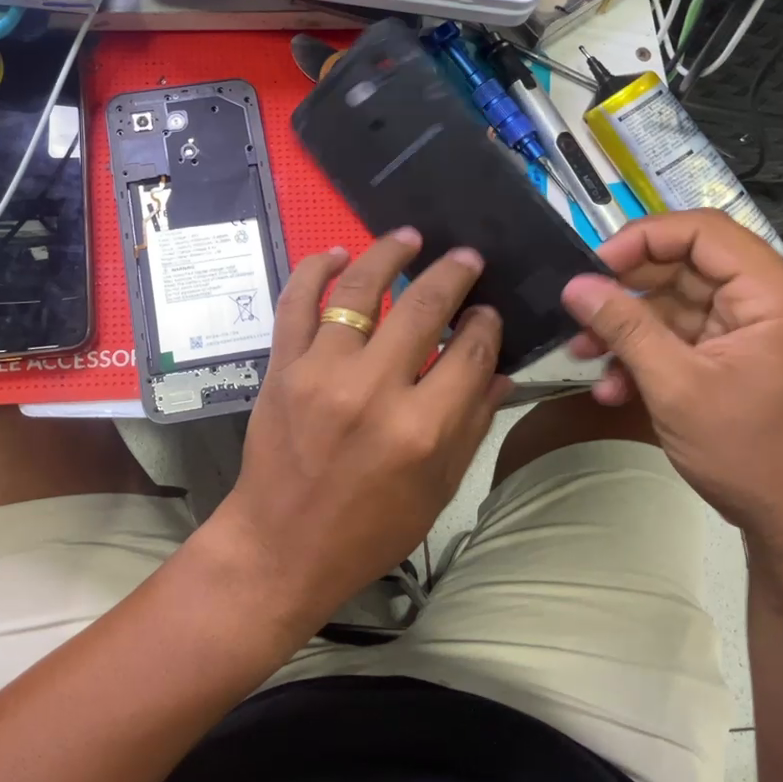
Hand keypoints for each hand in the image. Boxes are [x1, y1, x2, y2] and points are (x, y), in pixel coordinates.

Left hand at [207, 229, 509, 620]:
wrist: (282, 545)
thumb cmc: (368, 529)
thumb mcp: (436, 490)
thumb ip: (471, 425)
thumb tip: (500, 372)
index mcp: (422, 429)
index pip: (469, 351)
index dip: (486, 324)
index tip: (488, 311)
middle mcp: (373, 390)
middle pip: (423, 308)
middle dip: (452, 274)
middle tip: (465, 257)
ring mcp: (321, 373)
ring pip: (358, 291)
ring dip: (387, 254)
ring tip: (408, 236)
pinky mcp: (282, 367)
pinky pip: (295, 304)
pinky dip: (314, 271)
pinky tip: (337, 253)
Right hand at [559, 210, 782, 552]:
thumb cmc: (755, 454)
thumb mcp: (677, 386)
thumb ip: (624, 327)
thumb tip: (575, 284)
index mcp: (775, 295)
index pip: (702, 232)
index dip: (641, 239)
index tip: (591, 267)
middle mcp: (772, 305)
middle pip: (686, 270)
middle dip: (625, 294)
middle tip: (576, 316)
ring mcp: (759, 338)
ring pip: (679, 310)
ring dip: (629, 333)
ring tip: (583, 359)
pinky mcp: (746, 367)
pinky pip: (688, 344)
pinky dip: (650, 360)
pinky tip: (613, 389)